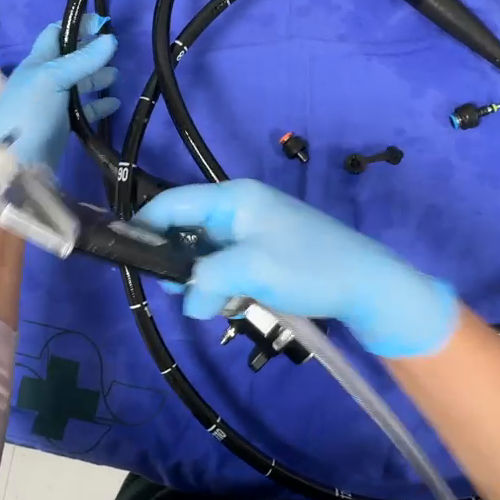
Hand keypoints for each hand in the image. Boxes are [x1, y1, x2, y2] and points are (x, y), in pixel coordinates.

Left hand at [0, 17, 117, 172]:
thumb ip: (82, 60)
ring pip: (79, 85)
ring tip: (116, 76)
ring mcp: (52, 104)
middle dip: (91, 52)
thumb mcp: (53, 79)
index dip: (77, 25)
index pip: (55, 34)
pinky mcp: (62, 127)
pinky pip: (84, 111)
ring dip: (97, 77)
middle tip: (116, 51)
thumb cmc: (28, 114)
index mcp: (37, 62)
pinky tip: (114, 103)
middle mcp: (44, 80)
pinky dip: (98, 105)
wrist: (12, 164)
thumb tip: (111, 38)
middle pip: (70, 59)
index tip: (103, 23)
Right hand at [133, 179, 459, 357]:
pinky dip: (223, 284)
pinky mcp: (263, 251)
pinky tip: (238, 302)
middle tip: (188, 293)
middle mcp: (237, 206)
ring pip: (203, 251)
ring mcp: (252, 229)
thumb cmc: (309, 267)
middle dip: (178, 262)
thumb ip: (206, 280)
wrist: (368, 285)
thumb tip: (187, 301)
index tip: (130, 263)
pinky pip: (225, 264)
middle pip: (184, 228)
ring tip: (220, 302)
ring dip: (203, 279)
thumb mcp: (251, 270)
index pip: (170, 203)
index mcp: (232, 197)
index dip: (145, 228)